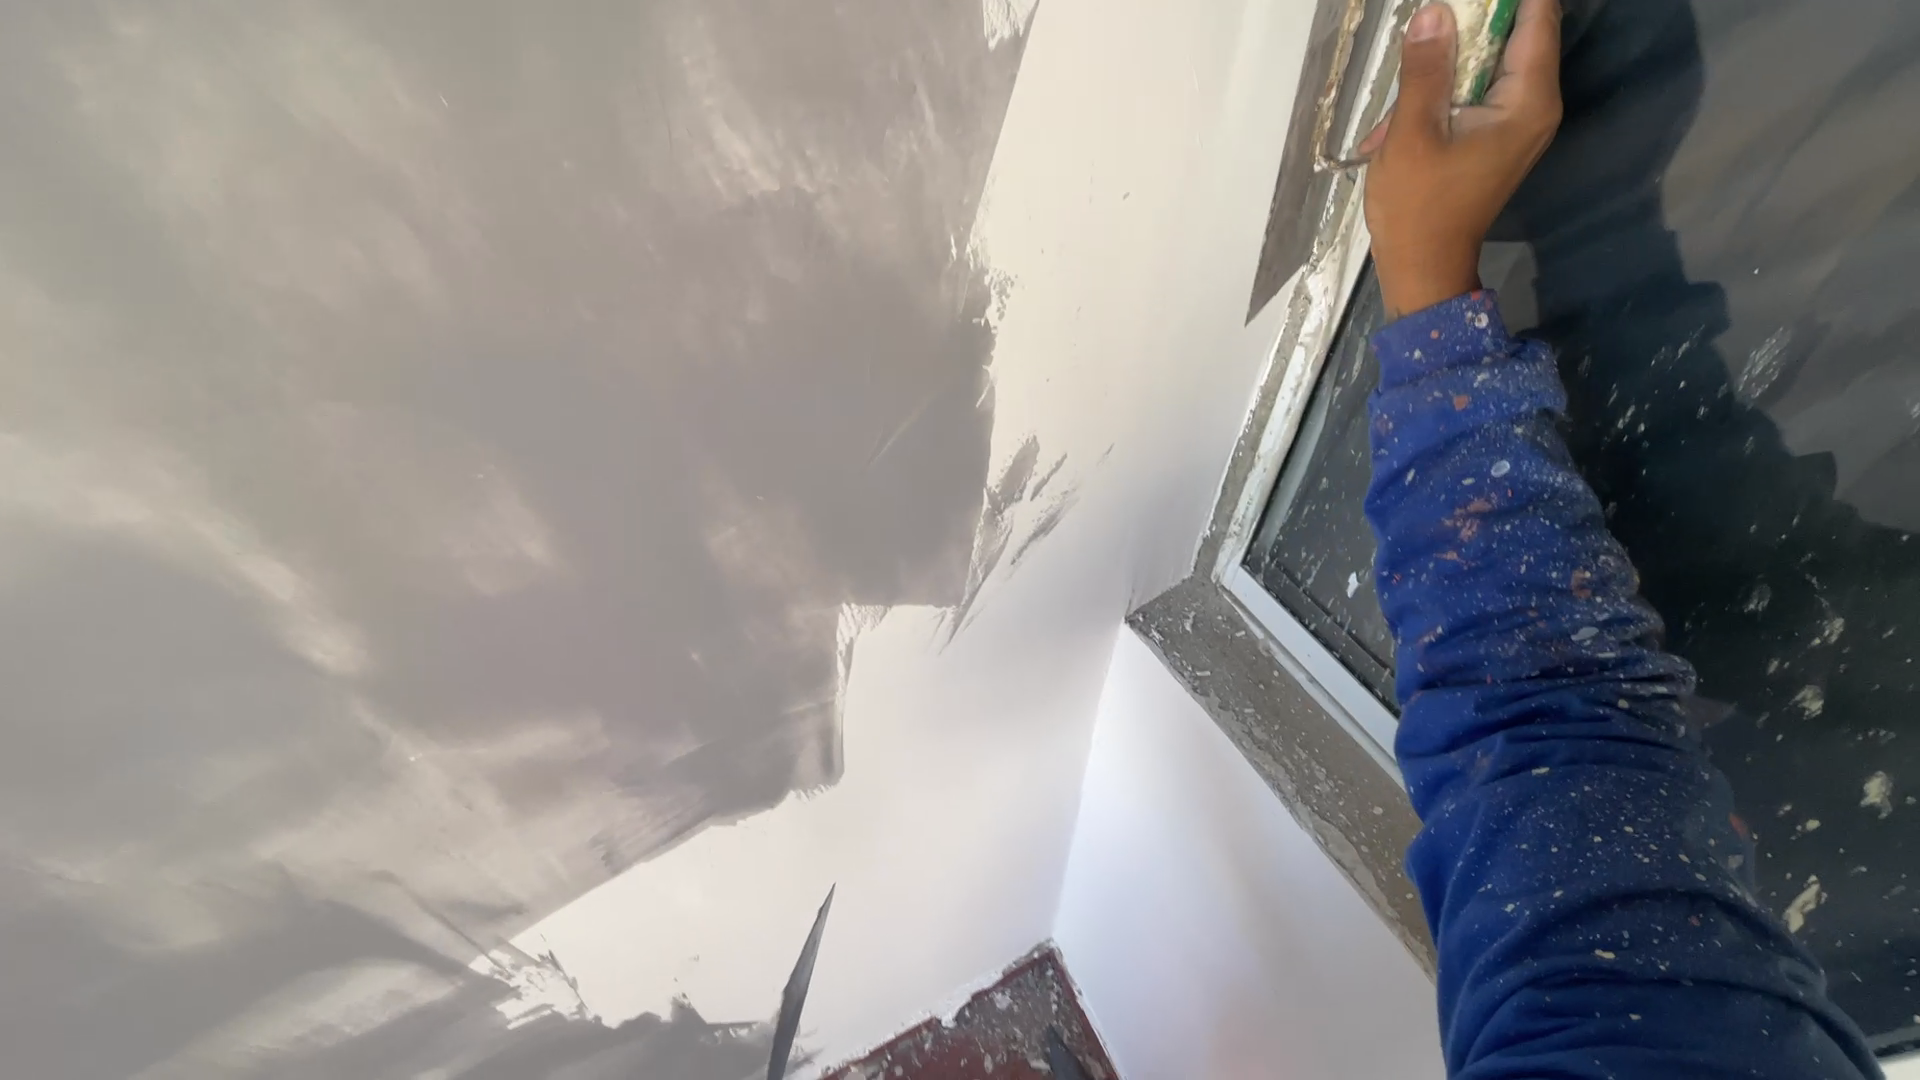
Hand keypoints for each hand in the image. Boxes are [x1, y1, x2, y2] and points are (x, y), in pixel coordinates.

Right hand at [1359, 0, 1562, 317]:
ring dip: (1432, 85)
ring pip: (1479, 77)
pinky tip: (1393, 135)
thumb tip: (1433, 12)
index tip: (1460, 2)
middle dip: (1454, 47)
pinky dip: (1434, 110)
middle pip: (1505, 44)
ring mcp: (1514, 129)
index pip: (1535, 16)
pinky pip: (1470, 106)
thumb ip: (1424, 72)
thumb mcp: (1410, 136)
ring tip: (1388, 122)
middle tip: (1413, 57)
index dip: (1501, 1)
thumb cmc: (1417, 207)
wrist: (1420, 270)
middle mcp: (1534, 108)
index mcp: (1527, 100)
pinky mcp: (1493, 146)